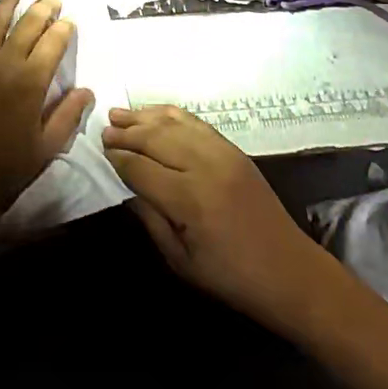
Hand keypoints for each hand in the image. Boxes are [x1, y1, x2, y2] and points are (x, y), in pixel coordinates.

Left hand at [0, 0, 92, 238]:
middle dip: (42, 8)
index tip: (71, 21)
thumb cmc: (0, 170)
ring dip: (7, 3)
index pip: (54, 42)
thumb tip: (86, 90)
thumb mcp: (44, 150)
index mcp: (32, 81)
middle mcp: (5, 62)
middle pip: (27, 24)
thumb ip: (67, 116)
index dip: (64, 28)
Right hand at [103, 105, 335, 325]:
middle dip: (127, 133)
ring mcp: (223, 153)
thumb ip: (151, 218)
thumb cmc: (229, 276)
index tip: (100, 151)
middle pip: (157, 138)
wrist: (287, 269)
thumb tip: (127, 187)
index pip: (141, 168)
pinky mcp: (235, 150)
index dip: (118, 159)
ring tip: (120, 113)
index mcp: (190, 199)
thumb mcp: (180, 260)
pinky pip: (199, 123)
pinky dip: (174, 115)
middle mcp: (206, 166)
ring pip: (176, 124)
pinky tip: (157, 114)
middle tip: (104, 130)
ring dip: (146, 117)